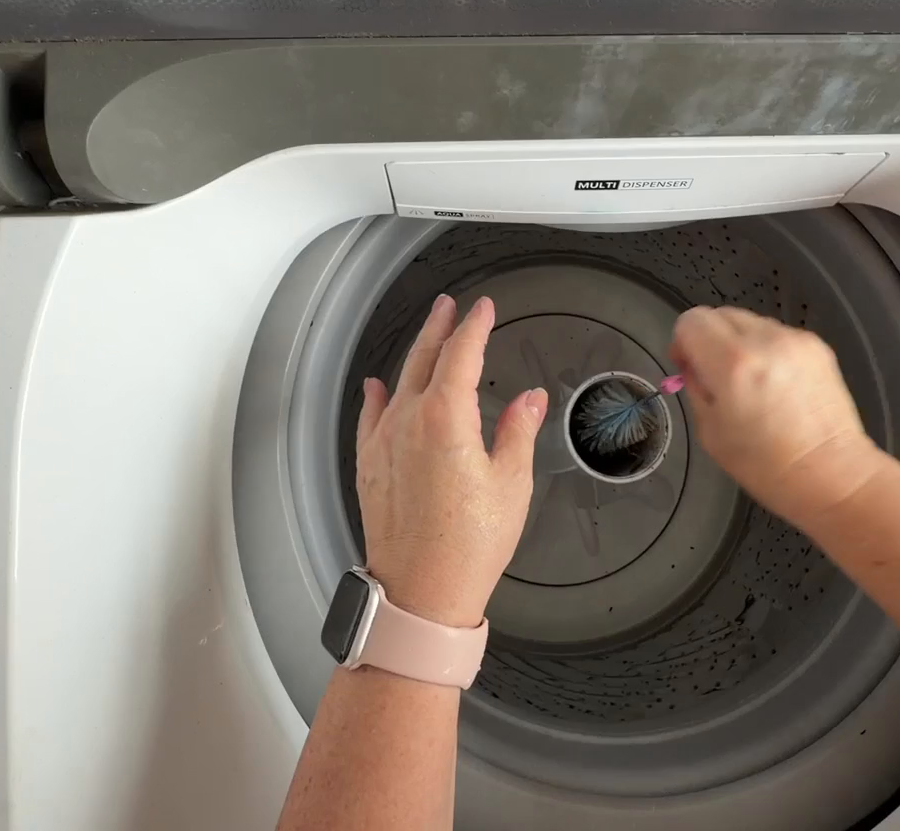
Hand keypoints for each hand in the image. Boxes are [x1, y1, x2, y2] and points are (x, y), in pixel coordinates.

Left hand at [356, 295, 546, 627]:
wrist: (420, 593)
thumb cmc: (470, 542)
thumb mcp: (510, 483)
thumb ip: (517, 430)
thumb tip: (530, 397)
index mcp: (445, 417)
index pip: (461, 355)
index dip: (475, 327)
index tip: (484, 308)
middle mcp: (407, 419)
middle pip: (424, 358)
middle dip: (439, 328)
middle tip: (450, 306)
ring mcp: (383, 441)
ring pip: (398, 382)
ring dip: (414, 355)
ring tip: (427, 337)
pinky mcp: (369, 465)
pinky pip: (371, 417)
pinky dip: (377, 396)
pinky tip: (377, 386)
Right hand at [669, 306, 884, 528]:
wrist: (833, 475)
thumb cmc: (770, 466)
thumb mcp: (710, 432)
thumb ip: (694, 386)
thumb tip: (690, 363)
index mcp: (733, 364)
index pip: (691, 321)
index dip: (682, 341)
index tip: (687, 364)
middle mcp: (765, 342)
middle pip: (718, 314)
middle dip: (709, 340)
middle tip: (714, 375)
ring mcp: (794, 340)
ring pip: (747, 321)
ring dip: (738, 344)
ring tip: (749, 383)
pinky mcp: (816, 345)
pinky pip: (775, 334)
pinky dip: (766, 350)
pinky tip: (774, 384)